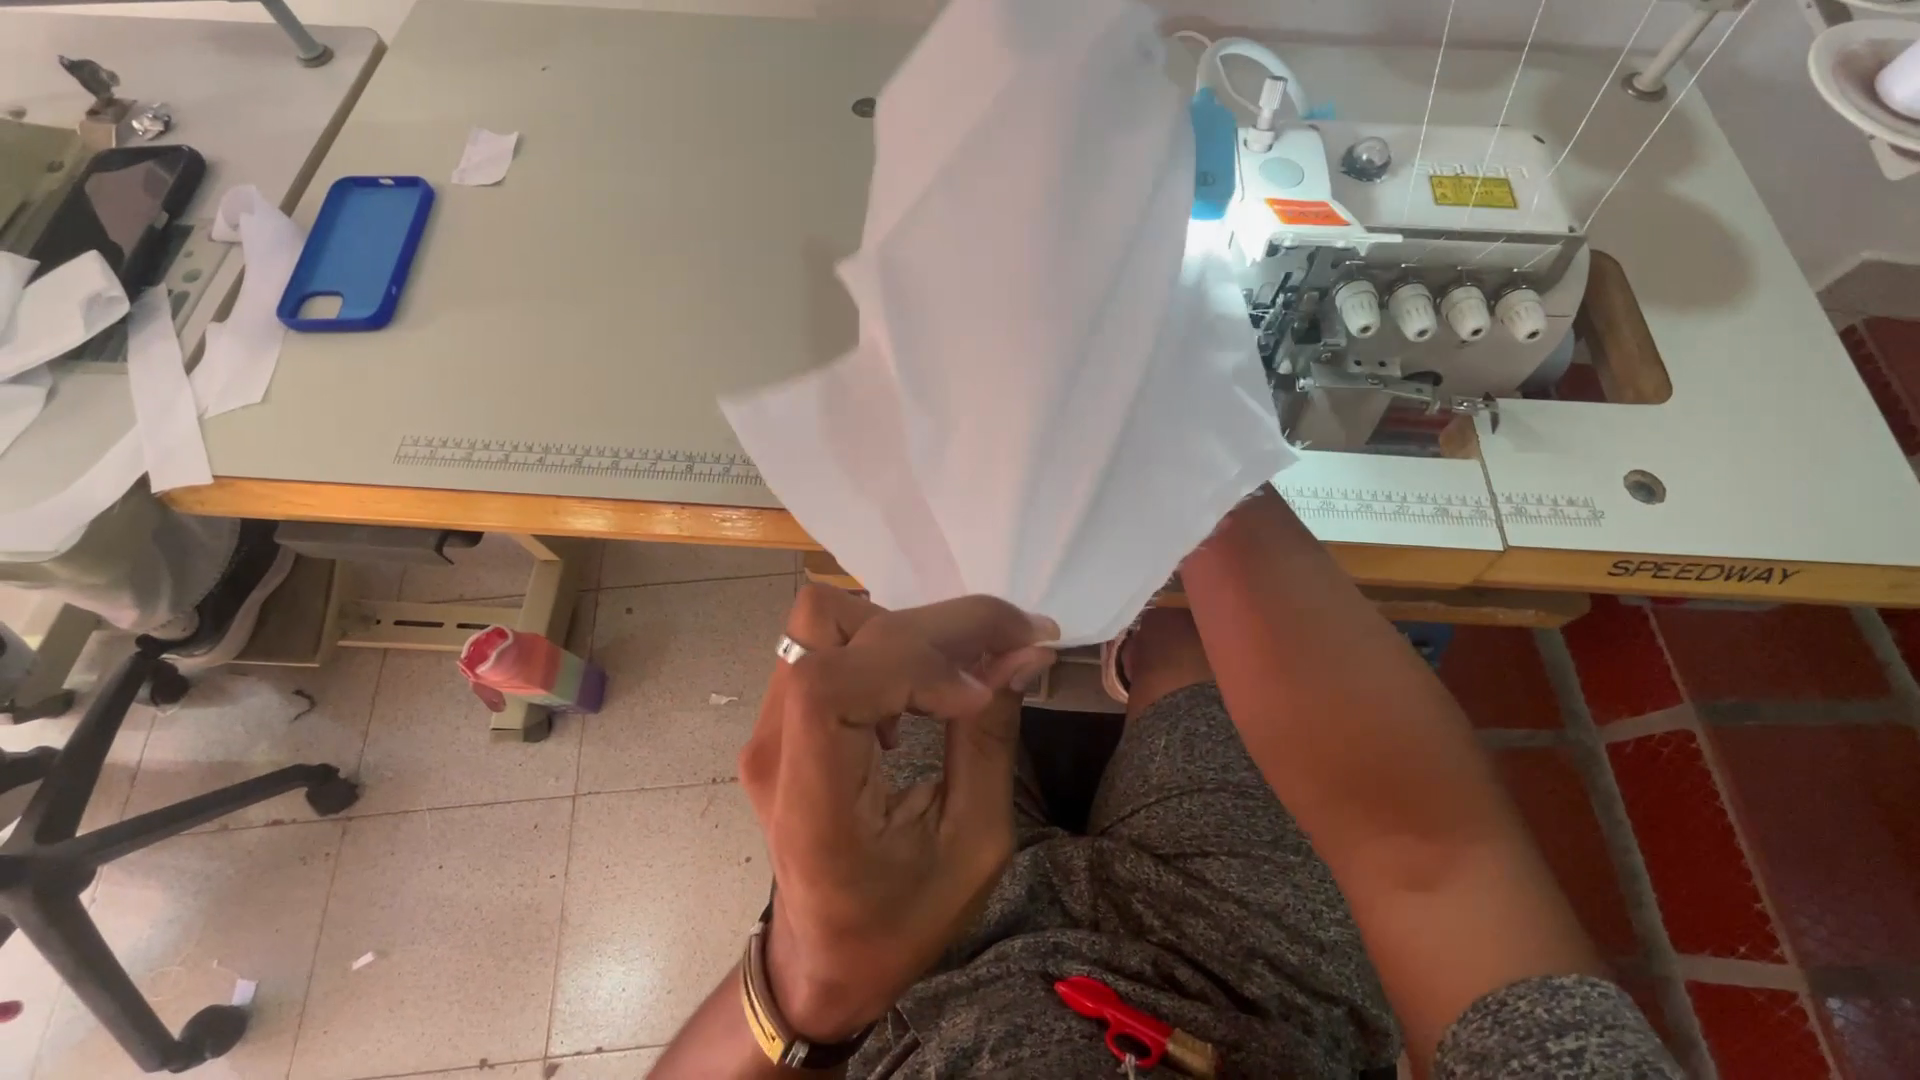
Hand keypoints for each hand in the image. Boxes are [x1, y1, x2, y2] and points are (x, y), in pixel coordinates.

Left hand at [737, 586, 1057, 1041]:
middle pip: (834, 629)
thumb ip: (989, 739)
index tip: (982, 689)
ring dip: (905, 630)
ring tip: (959, 674)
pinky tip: (919, 694)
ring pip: (824, 621)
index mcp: (813, 803)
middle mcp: (773, 750)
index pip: (830, 684)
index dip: (914, 662)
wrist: (824, 958)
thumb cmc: (902, 923)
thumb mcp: (972, 845)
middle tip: (1011, 643)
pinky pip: (827, 645)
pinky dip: (886, 646)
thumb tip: (1022, 652)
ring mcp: (765, 730)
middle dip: (936, 628)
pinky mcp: (777, 719)